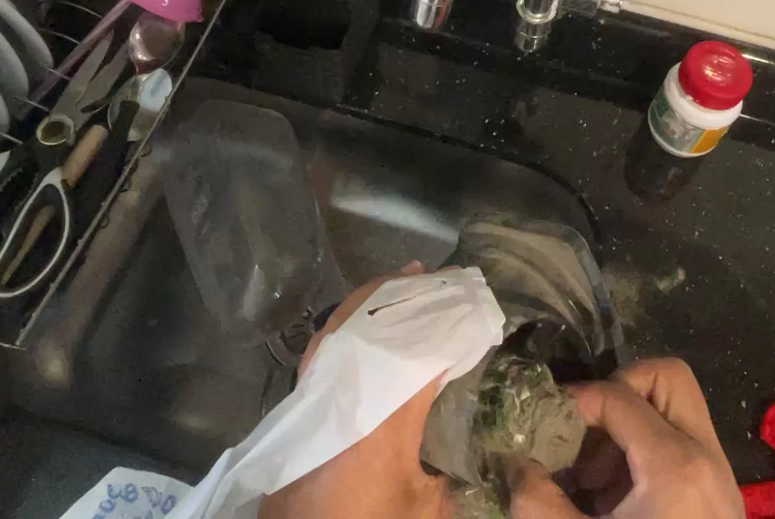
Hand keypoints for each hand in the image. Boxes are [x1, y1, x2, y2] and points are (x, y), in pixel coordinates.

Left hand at [258, 264, 451, 518]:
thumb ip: (450, 479)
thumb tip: (471, 463)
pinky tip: (367, 313)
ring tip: (407, 279)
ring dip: (380, 295)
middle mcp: (349, 379)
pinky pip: (331, 335)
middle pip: (383, 317)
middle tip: (440, 277)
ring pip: (351, 318)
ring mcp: (320, 379)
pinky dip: (352, 314)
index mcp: (387, 404)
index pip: (424, 345)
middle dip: (413, 292)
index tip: (469, 299)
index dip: (448, 318)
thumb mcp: (420, 509)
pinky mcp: (303, 389)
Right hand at [511, 358, 741, 518]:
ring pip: (678, 407)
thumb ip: (538, 500)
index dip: (573, 400)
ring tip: (596, 474)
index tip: (543, 427)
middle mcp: (707, 459)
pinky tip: (618, 500)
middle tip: (584, 431)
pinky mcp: (720, 501)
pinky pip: (683, 443)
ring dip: (632, 421)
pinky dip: (647, 450)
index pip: (618, 394)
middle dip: (617, 390)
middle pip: (666, 377)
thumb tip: (513, 462)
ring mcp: (720, 480)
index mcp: (676, 466)